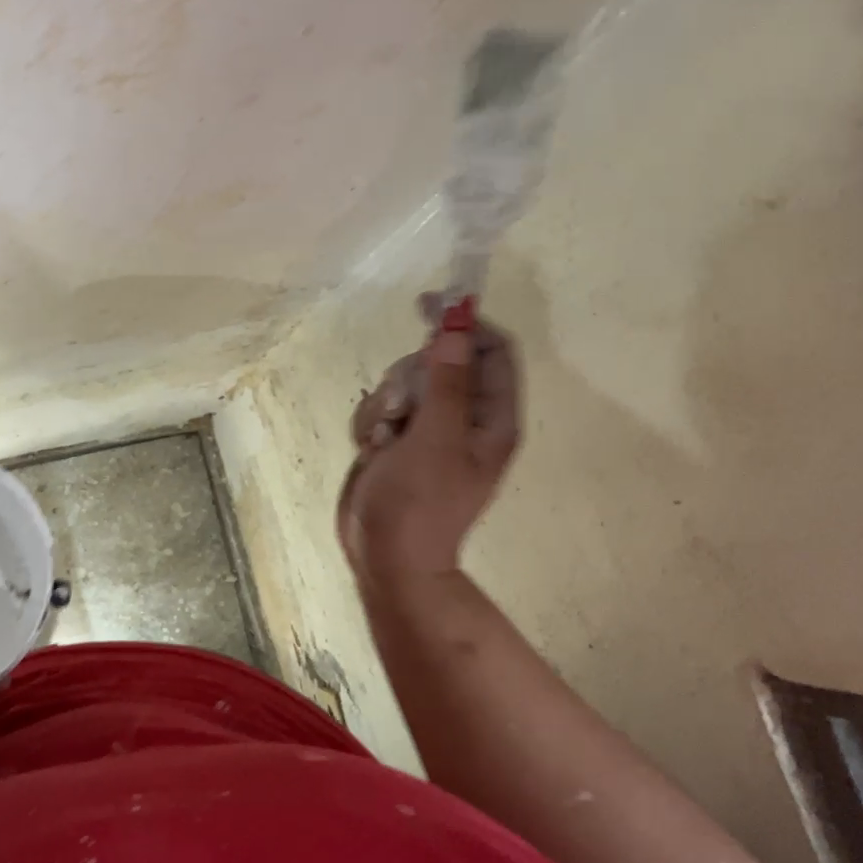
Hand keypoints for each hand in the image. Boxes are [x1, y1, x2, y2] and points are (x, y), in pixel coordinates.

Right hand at [337, 294, 520, 582]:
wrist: (386, 556)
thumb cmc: (420, 502)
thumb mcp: (435, 437)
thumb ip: (446, 379)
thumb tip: (455, 323)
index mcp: (491, 418)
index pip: (491, 351)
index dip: (464, 325)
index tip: (428, 306)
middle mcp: (463, 419)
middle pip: (438, 363)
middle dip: (411, 376)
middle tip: (401, 408)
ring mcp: (427, 431)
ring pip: (402, 383)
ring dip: (385, 403)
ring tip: (384, 439)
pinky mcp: (396, 442)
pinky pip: (380, 408)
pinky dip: (370, 422)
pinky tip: (372, 449)